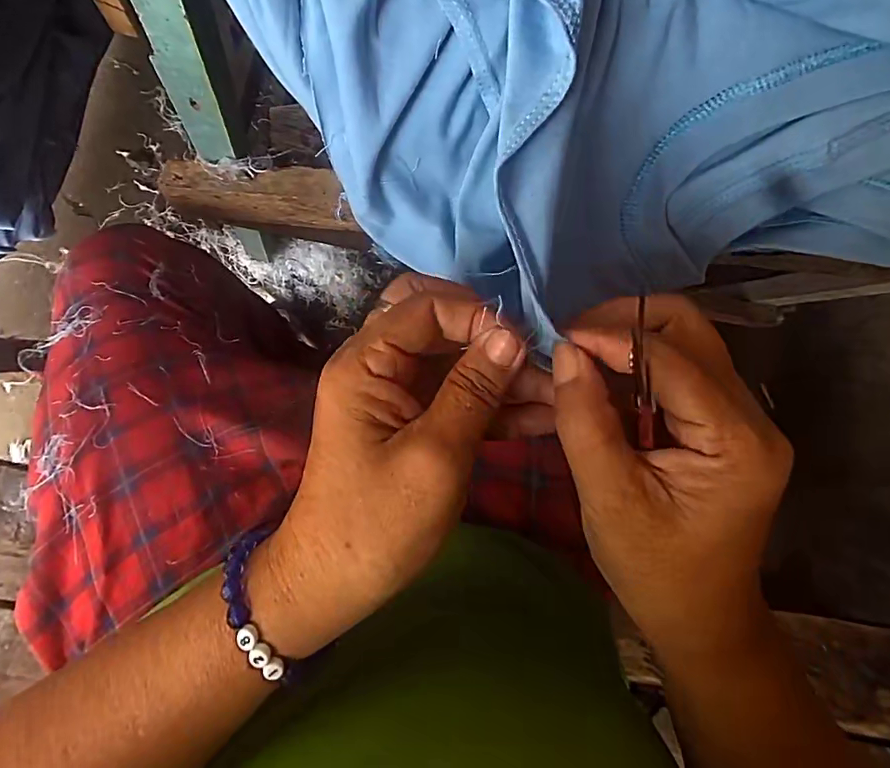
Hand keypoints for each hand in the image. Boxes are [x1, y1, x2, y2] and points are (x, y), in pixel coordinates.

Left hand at [247, 277, 528, 656]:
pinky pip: (454, 393)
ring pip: (451, 357)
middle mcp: (375, 364)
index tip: (523, 345)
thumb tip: (510, 334)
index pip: (423, 306)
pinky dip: (492, 400)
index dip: (476, 316)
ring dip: (499, 370)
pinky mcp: (412, 419)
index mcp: (365, 362)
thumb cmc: (379, 523)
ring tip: (555, 392)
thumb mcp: (435, 455)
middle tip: (534, 360)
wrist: (335, 583)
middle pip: (435, 321)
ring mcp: (393, 392)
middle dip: (488, 335)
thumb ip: (473, 390)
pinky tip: (541, 414)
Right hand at [551, 295, 792, 657]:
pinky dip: (637, 357)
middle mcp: (752, 416)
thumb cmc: (655, 569)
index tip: (559, 339)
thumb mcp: (608, 499)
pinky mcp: (726, 419)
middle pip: (690, 328)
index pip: (671, 358)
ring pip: (686, 338)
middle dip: (625, 320)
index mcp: (736, 440)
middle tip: (573, 339)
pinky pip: (681, 363)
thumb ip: (584, 421)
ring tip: (581, 355)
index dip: (611, 338)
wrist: (702, 618)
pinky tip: (603, 376)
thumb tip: (565, 350)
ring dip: (629, 335)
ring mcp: (744, 415)